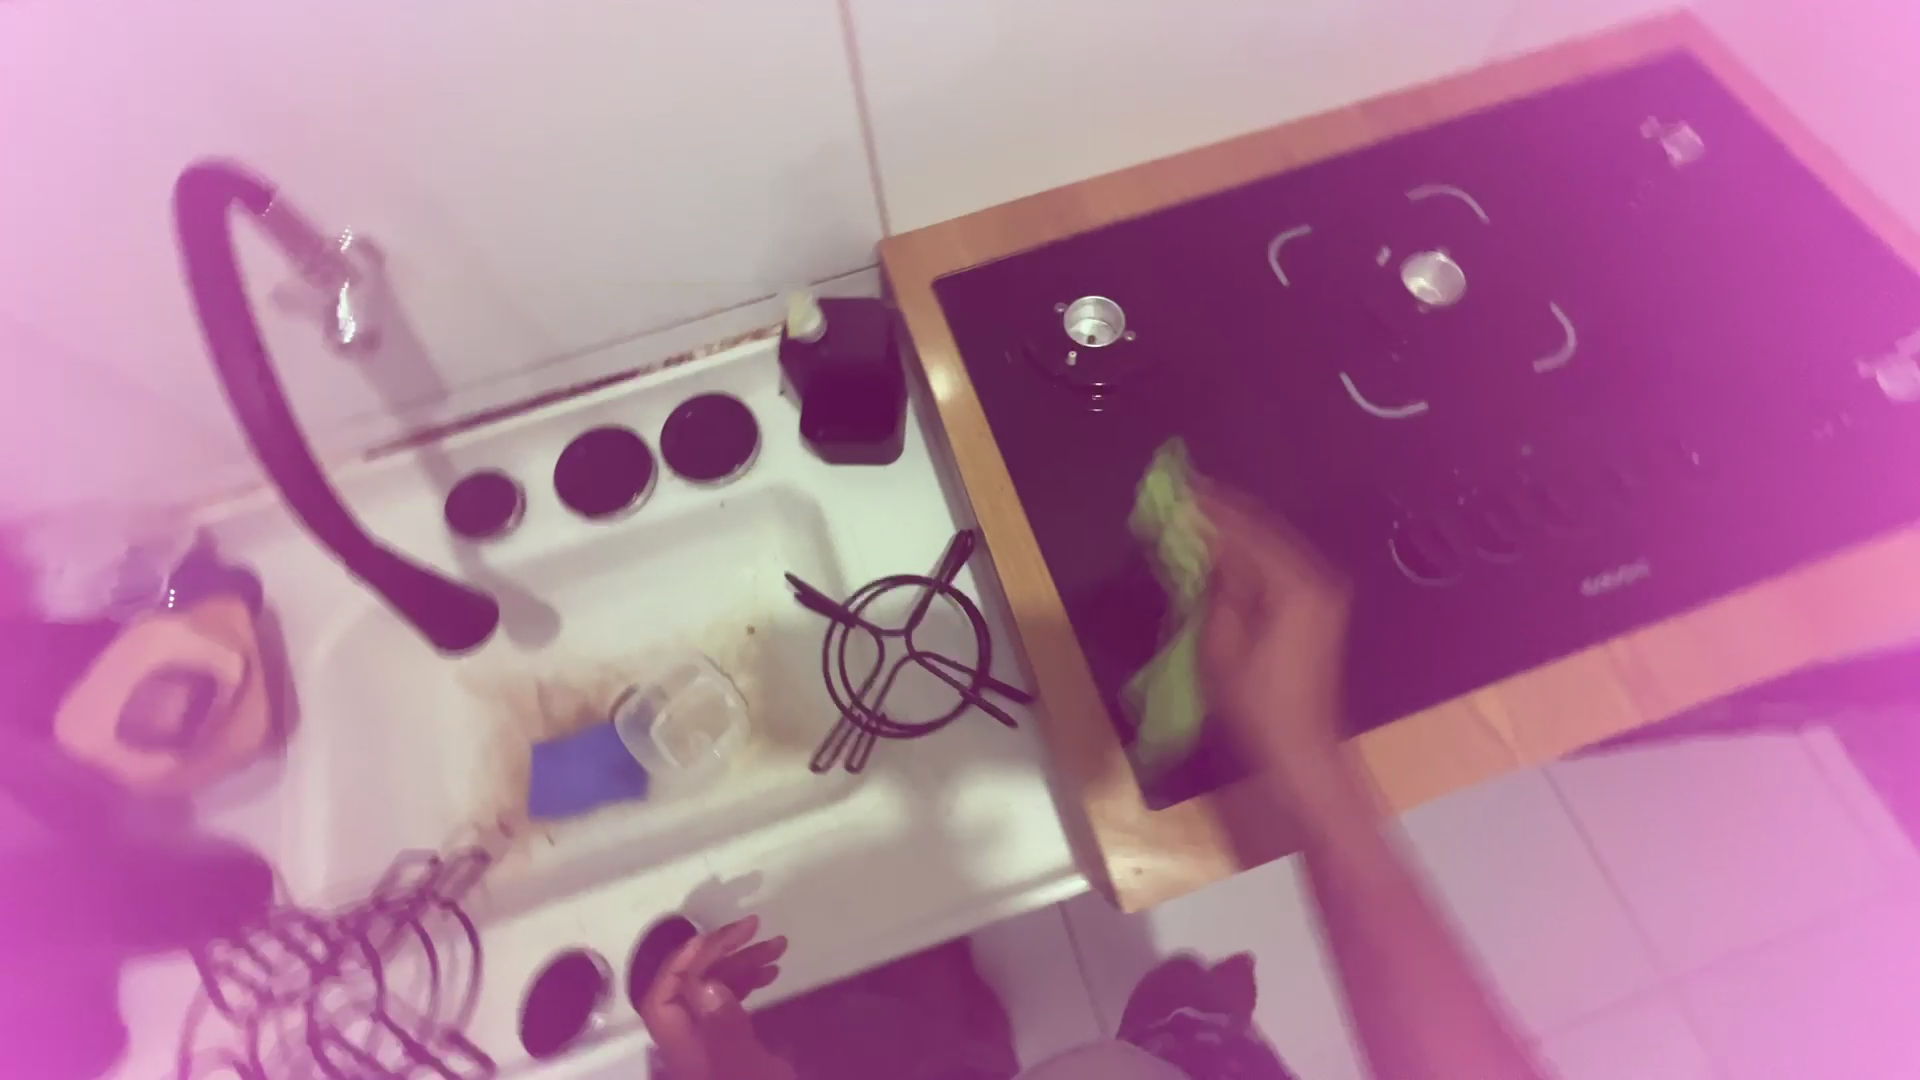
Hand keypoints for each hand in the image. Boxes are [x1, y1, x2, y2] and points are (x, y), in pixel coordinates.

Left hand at [638, 916, 793, 1079]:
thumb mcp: (750, 1072)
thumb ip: (725, 1030)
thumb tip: (703, 982)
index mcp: (682, 1054)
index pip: (662, 999)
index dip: (682, 962)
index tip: (721, 936)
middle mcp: (687, 1050)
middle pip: (687, 990)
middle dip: (721, 954)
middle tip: (758, 929)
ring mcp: (706, 1052)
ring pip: (711, 994)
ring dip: (742, 965)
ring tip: (779, 947)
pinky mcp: (725, 1054)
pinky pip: (727, 1007)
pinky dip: (747, 984)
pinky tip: (772, 973)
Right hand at [1199, 485, 1352, 790]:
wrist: (1299, 748)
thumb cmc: (1253, 702)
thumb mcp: (1219, 643)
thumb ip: (1212, 586)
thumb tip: (1199, 547)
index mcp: (1292, 584)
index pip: (1243, 531)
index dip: (1207, 508)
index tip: (1176, 488)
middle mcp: (1313, 577)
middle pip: (1262, 527)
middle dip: (1222, 508)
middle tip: (1184, 490)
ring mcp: (1320, 589)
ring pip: (1270, 540)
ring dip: (1234, 525)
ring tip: (1197, 510)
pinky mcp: (1315, 603)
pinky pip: (1276, 559)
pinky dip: (1247, 547)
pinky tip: (1222, 544)